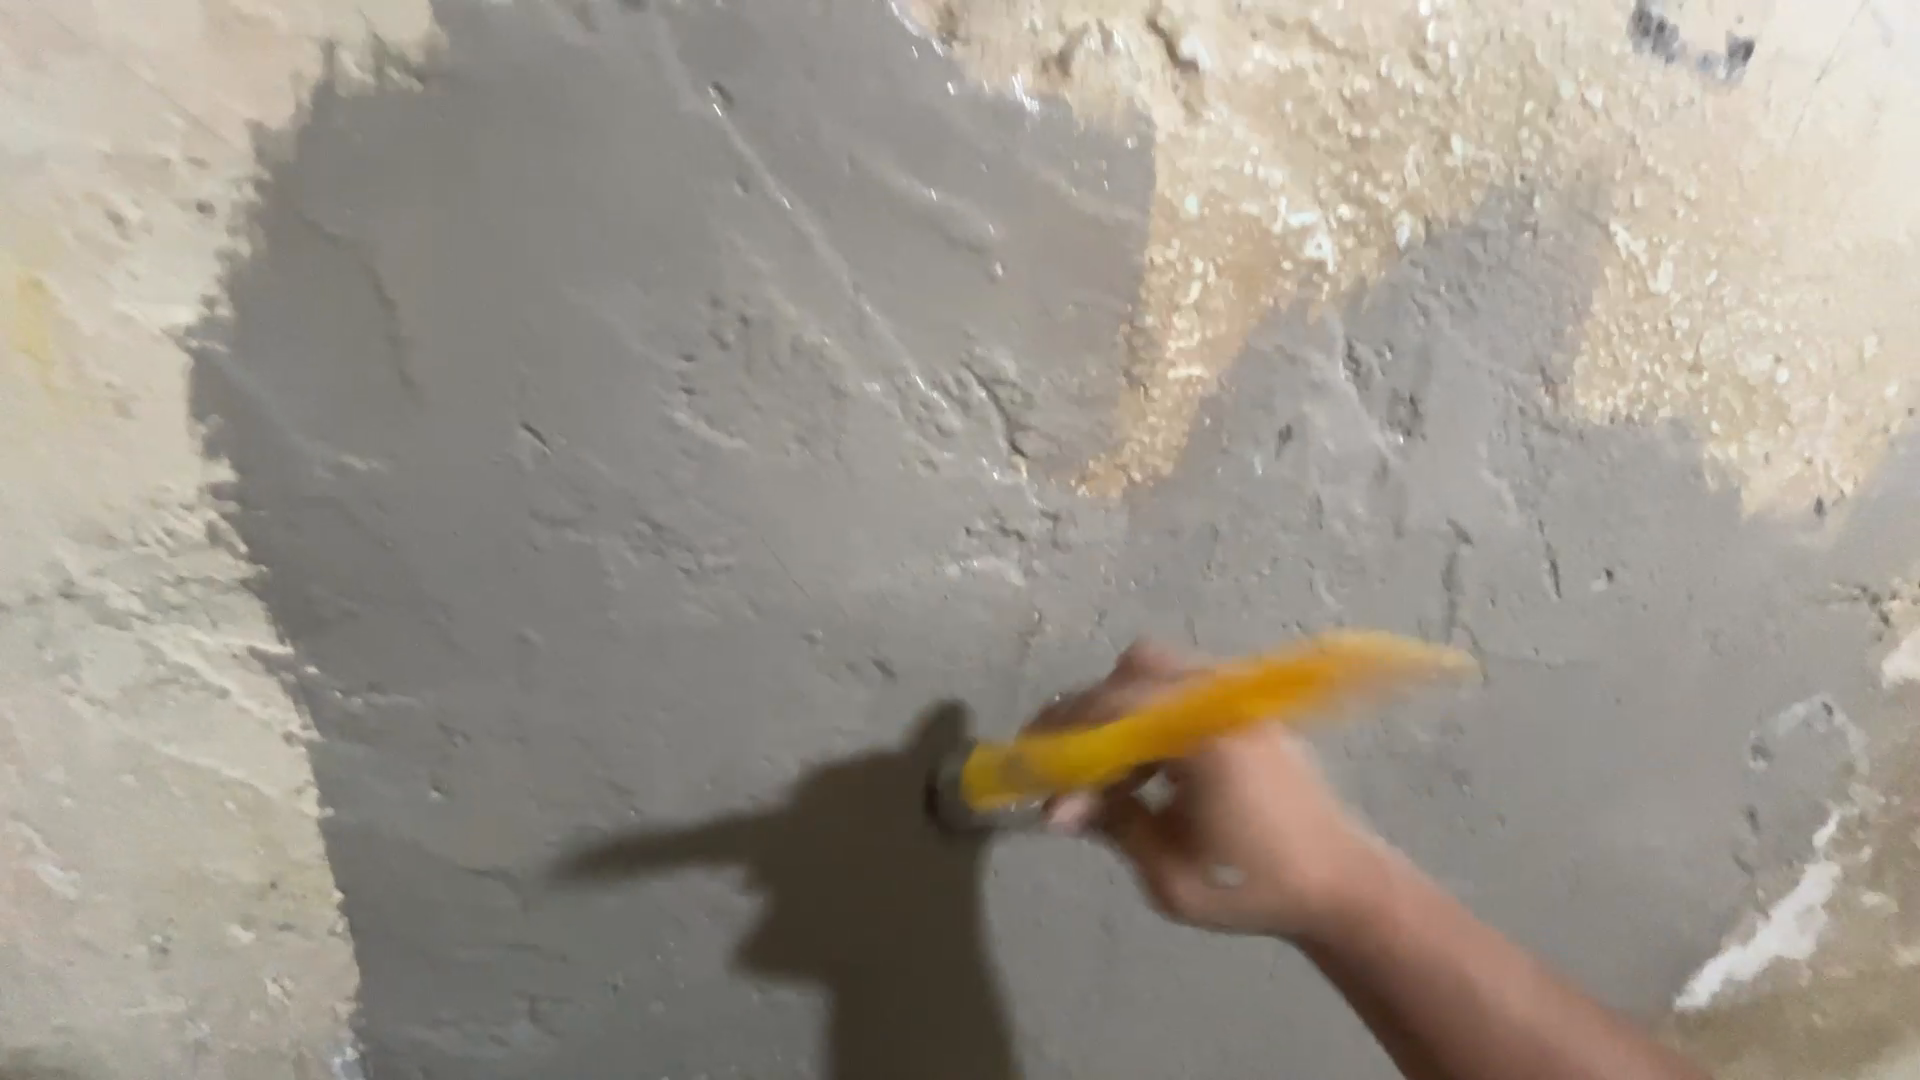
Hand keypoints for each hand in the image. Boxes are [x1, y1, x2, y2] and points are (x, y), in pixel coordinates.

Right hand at [1029, 640, 1382, 940]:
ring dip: (1112, 707)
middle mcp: (1218, 700)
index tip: (1031, 767)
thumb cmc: (1254, 887)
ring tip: (1095, 761)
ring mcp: (1232, 697)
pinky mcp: (1237, 705)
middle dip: (1082, 714)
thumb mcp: (1170, 876)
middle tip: (1055, 758)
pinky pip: (1173, 684)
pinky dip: (1140, 710)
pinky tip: (1136, 760)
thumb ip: (1113, 826)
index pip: (1114, 709)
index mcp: (1205, 738)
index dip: (1063, 734)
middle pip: (1129, 673)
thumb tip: (1055, 807)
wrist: (1339, 883)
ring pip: (1150, 669)